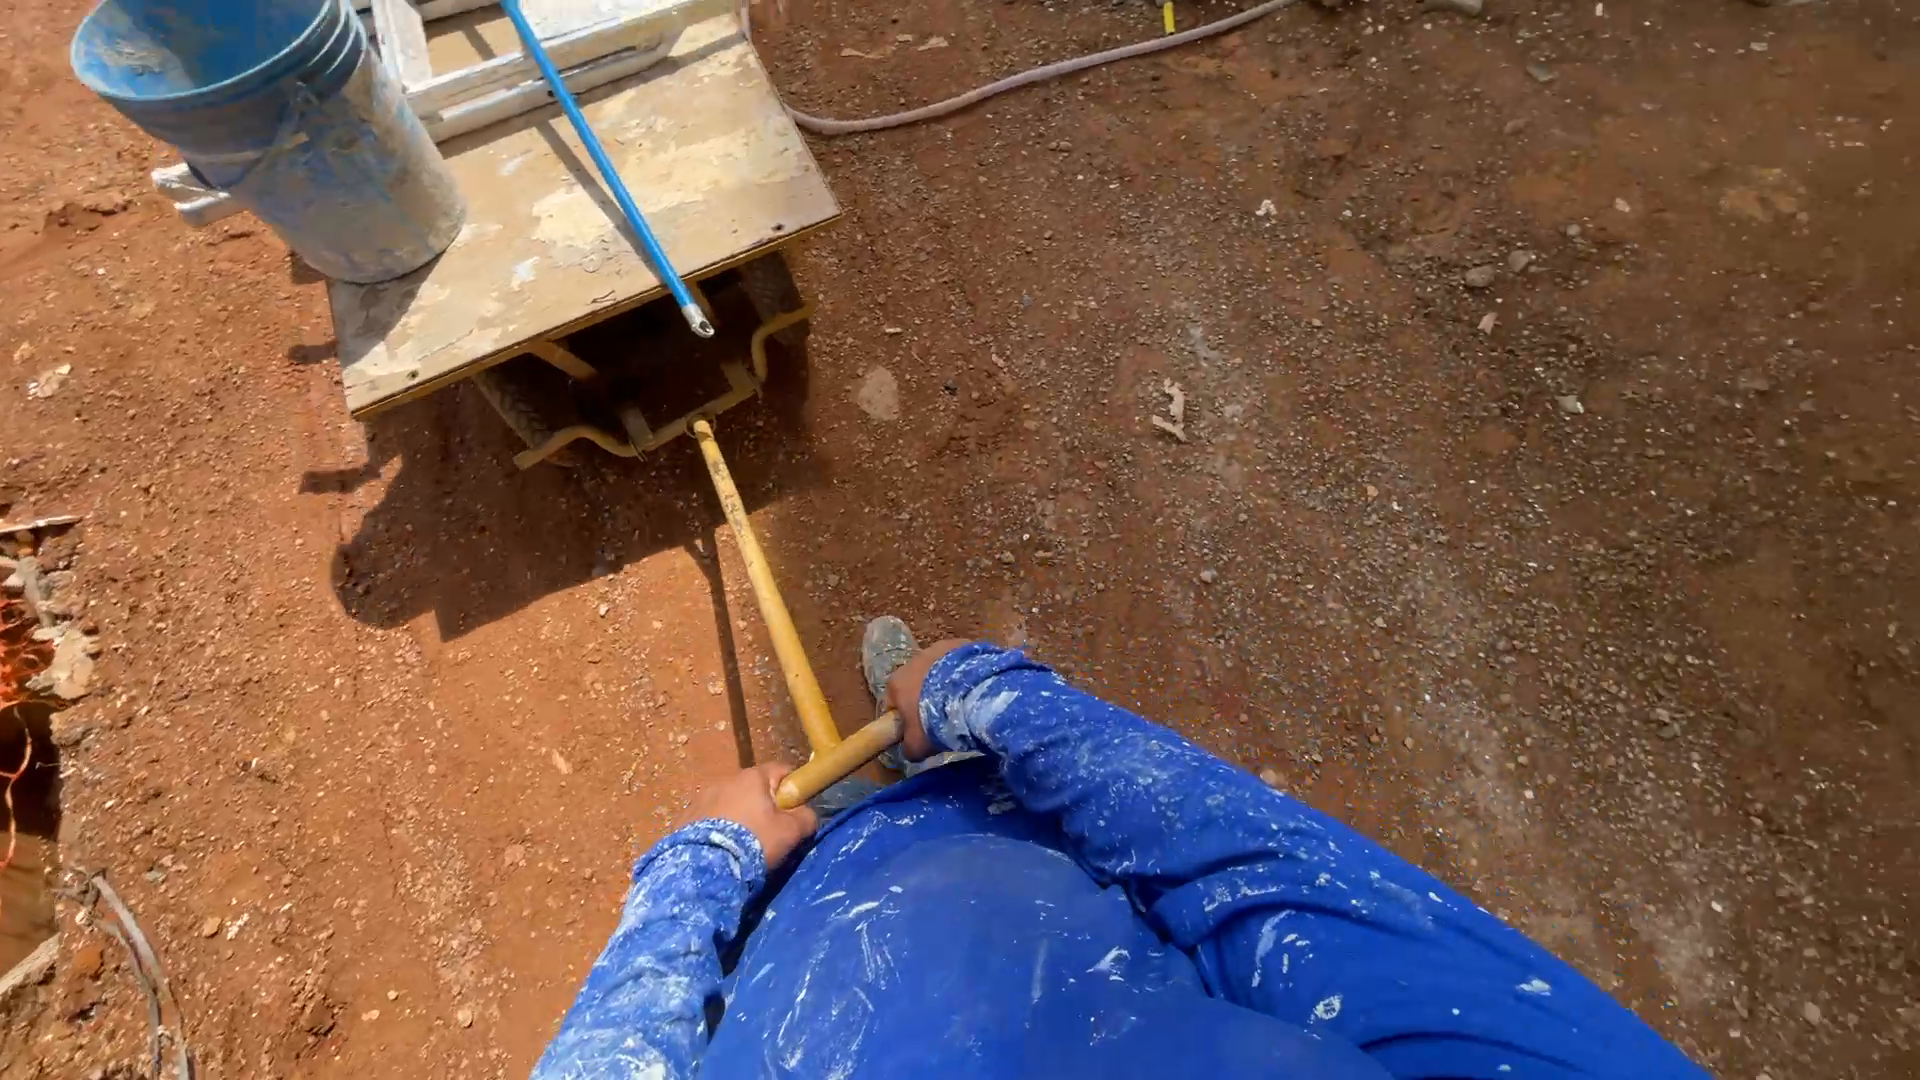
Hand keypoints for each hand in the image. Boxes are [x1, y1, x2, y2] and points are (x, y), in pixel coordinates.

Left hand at [681, 764, 817, 865]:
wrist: (703, 872)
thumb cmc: (753, 843)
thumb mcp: (791, 832)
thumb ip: (806, 817)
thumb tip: (807, 815)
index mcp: (752, 776)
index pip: (782, 771)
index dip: (793, 790)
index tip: (794, 812)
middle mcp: (725, 780)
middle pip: (754, 788)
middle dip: (763, 807)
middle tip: (768, 834)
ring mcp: (701, 798)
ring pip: (730, 804)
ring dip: (737, 818)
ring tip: (739, 846)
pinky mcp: (683, 819)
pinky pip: (709, 820)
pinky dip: (717, 831)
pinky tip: (719, 852)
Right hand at [884, 639, 970, 759]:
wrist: (971, 694)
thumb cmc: (936, 721)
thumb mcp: (918, 745)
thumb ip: (909, 747)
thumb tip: (910, 749)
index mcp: (896, 683)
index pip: (892, 701)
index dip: (903, 717)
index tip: (916, 729)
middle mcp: (912, 661)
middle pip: (915, 682)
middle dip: (925, 697)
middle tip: (942, 716)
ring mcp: (937, 649)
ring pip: (937, 669)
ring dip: (945, 682)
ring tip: (962, 701)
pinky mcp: (961, 644)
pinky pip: (958, 661)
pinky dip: (963, 673)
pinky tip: (974, 688)